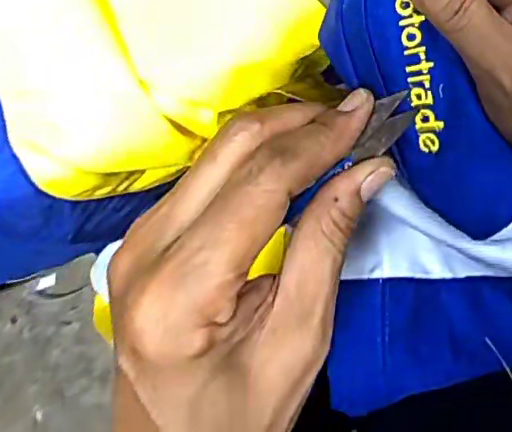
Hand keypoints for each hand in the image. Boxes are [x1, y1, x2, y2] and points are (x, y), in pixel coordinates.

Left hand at [108, 95, 395, 431]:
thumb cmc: (241, 410)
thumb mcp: (300, 336)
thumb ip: (329, 240)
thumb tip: (372, 164)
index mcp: (180, 289)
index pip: (263, 180)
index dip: (322, 136)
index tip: (368, 111)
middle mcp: (146, 252)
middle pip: (235, 147)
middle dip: (305, 117)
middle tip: (359, 112)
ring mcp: (139, 239)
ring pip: (222, 146)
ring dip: (287, 125)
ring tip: (339, 127)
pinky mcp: (148, 233)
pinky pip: (213, 165)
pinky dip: (265, 145)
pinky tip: (301, 148)